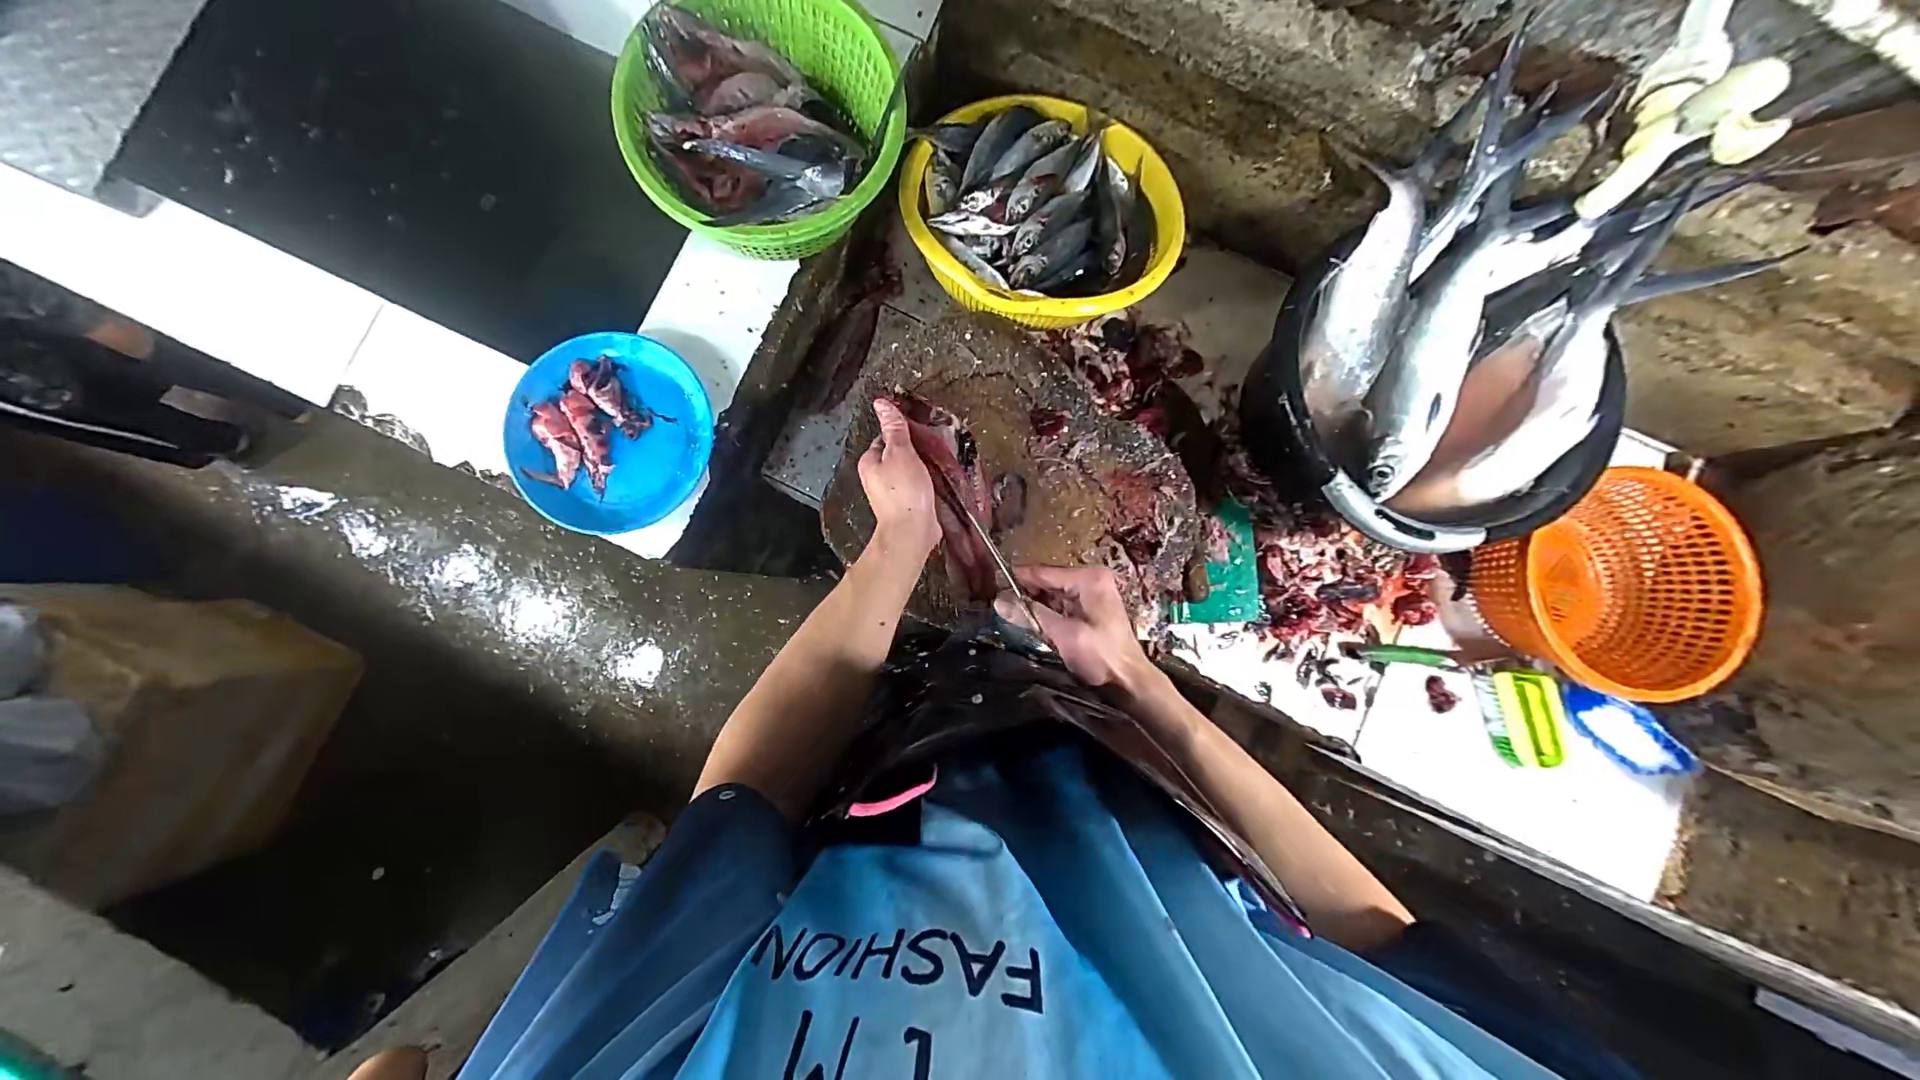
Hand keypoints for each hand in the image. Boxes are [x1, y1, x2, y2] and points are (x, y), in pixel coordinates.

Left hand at [858, 398, 939, 556]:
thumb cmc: (904, 490)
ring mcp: (891, 493)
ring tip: (939, 463)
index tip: (921, 433)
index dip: (903, 433)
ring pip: (908, 471)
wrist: (913, 531)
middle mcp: (876, 477)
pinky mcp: (906, 505)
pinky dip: (926, 483)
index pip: (884, 438)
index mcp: (869, 462)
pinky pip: (916, 487)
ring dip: (923, 468)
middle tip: (934, 447)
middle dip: (915, 451)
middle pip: (897, 455)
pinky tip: (939, 481)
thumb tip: (880, 403)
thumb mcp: (900, 452)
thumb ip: (893, 428)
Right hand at [997, 565, 1160, 692]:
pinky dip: (1046, 614)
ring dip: (1034, 605)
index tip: (992, 585)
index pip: (1044, 572)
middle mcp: (1091, 580)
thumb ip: (1032, 614)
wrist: (1130, 681)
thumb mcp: (1064, 634)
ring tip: (1009, 614)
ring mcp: (1092, 594)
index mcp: (1089, 578)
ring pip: (1052, 595)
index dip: (1017, 578)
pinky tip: (1032, 623)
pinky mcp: (1090, 610)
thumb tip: (999, 600)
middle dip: (1025, 593)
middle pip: (1047, 582)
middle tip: (998, 604)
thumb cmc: (1102, 656)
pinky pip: (1060, 606)